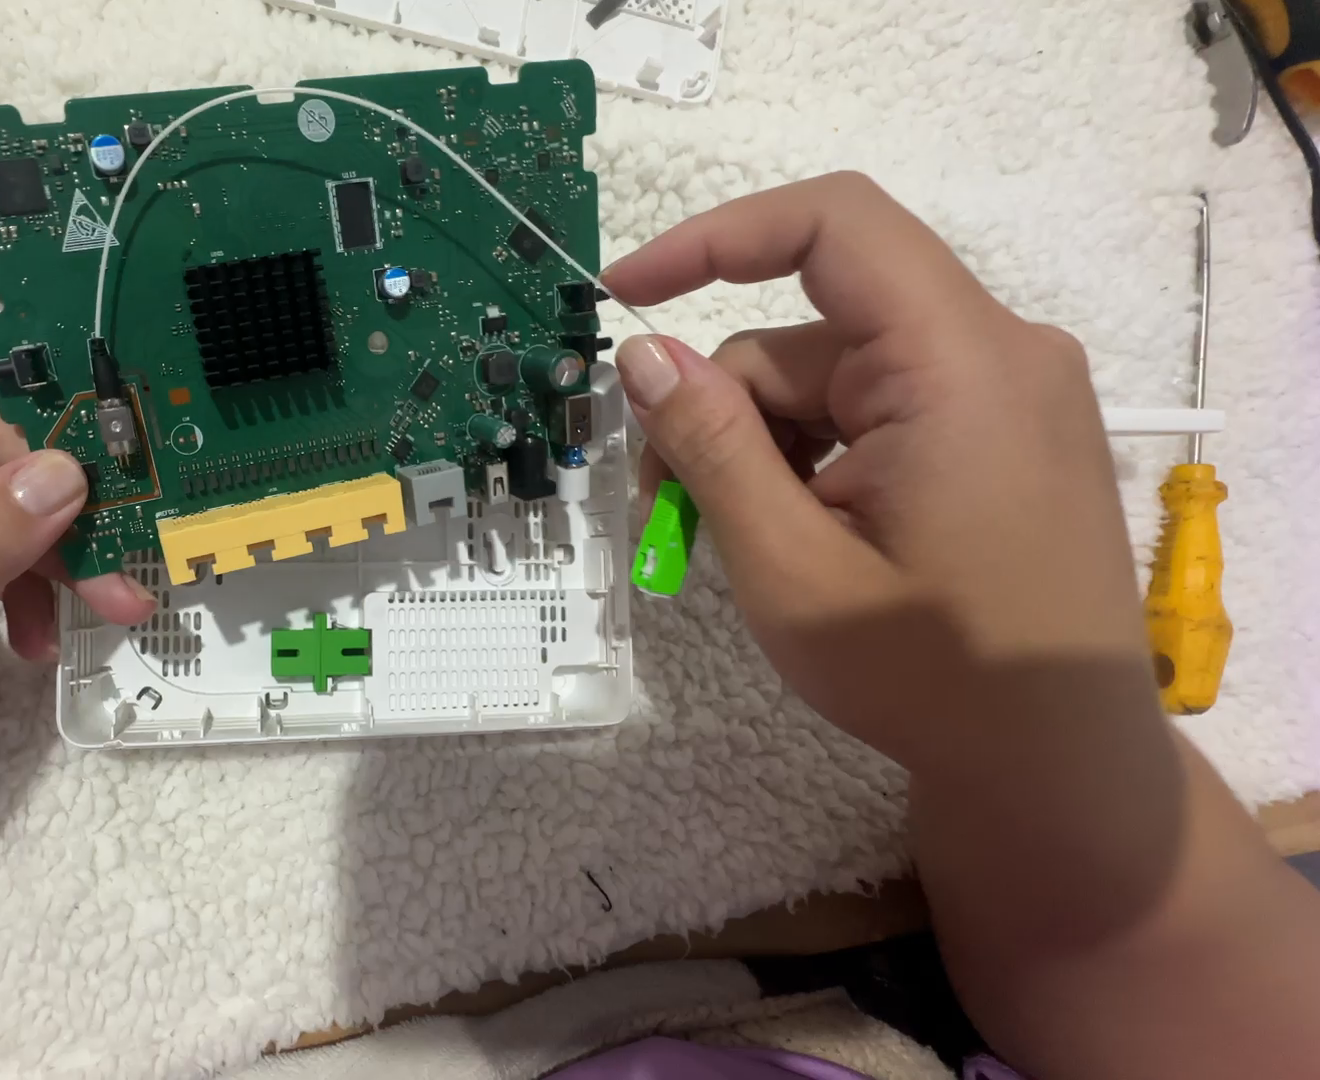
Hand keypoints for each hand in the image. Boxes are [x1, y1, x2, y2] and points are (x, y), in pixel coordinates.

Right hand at [603, 174, 1319, 1079]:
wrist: (1048, 762)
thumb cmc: (922, 671)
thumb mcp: (786, 562)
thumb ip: (710, 445)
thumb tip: (642, 355)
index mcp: (957, 365)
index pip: (831, 228)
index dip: (711, 240)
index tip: (620, 294)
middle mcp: (985, 355)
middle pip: (800, 337)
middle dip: (713, 408)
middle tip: (660, 502)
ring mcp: (983, 397)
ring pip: (814, 384)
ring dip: (745, 448)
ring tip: (716, 535)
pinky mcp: (971, 436)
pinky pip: (850, 416)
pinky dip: (790, 462)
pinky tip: (775, 530)